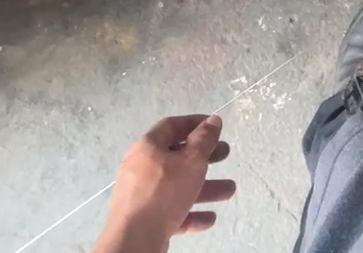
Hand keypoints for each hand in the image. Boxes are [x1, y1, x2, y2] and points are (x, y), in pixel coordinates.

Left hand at [93, 115, 235, 252]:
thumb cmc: (164, 191)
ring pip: (177, 186)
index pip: (172, 125)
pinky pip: (171, 211)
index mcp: (148, 147)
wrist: (133, 242)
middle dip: (205, 157)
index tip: (215, 126)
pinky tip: (209, 218)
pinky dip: (190, 212)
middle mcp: (141, 168)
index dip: (195, 122)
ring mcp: (141, 196)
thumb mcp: (192, 160)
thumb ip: (205, 139)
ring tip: (229, 191)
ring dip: (204, 188)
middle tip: (225, 155)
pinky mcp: (144, 220)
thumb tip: (213, 120)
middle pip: (178, 156)